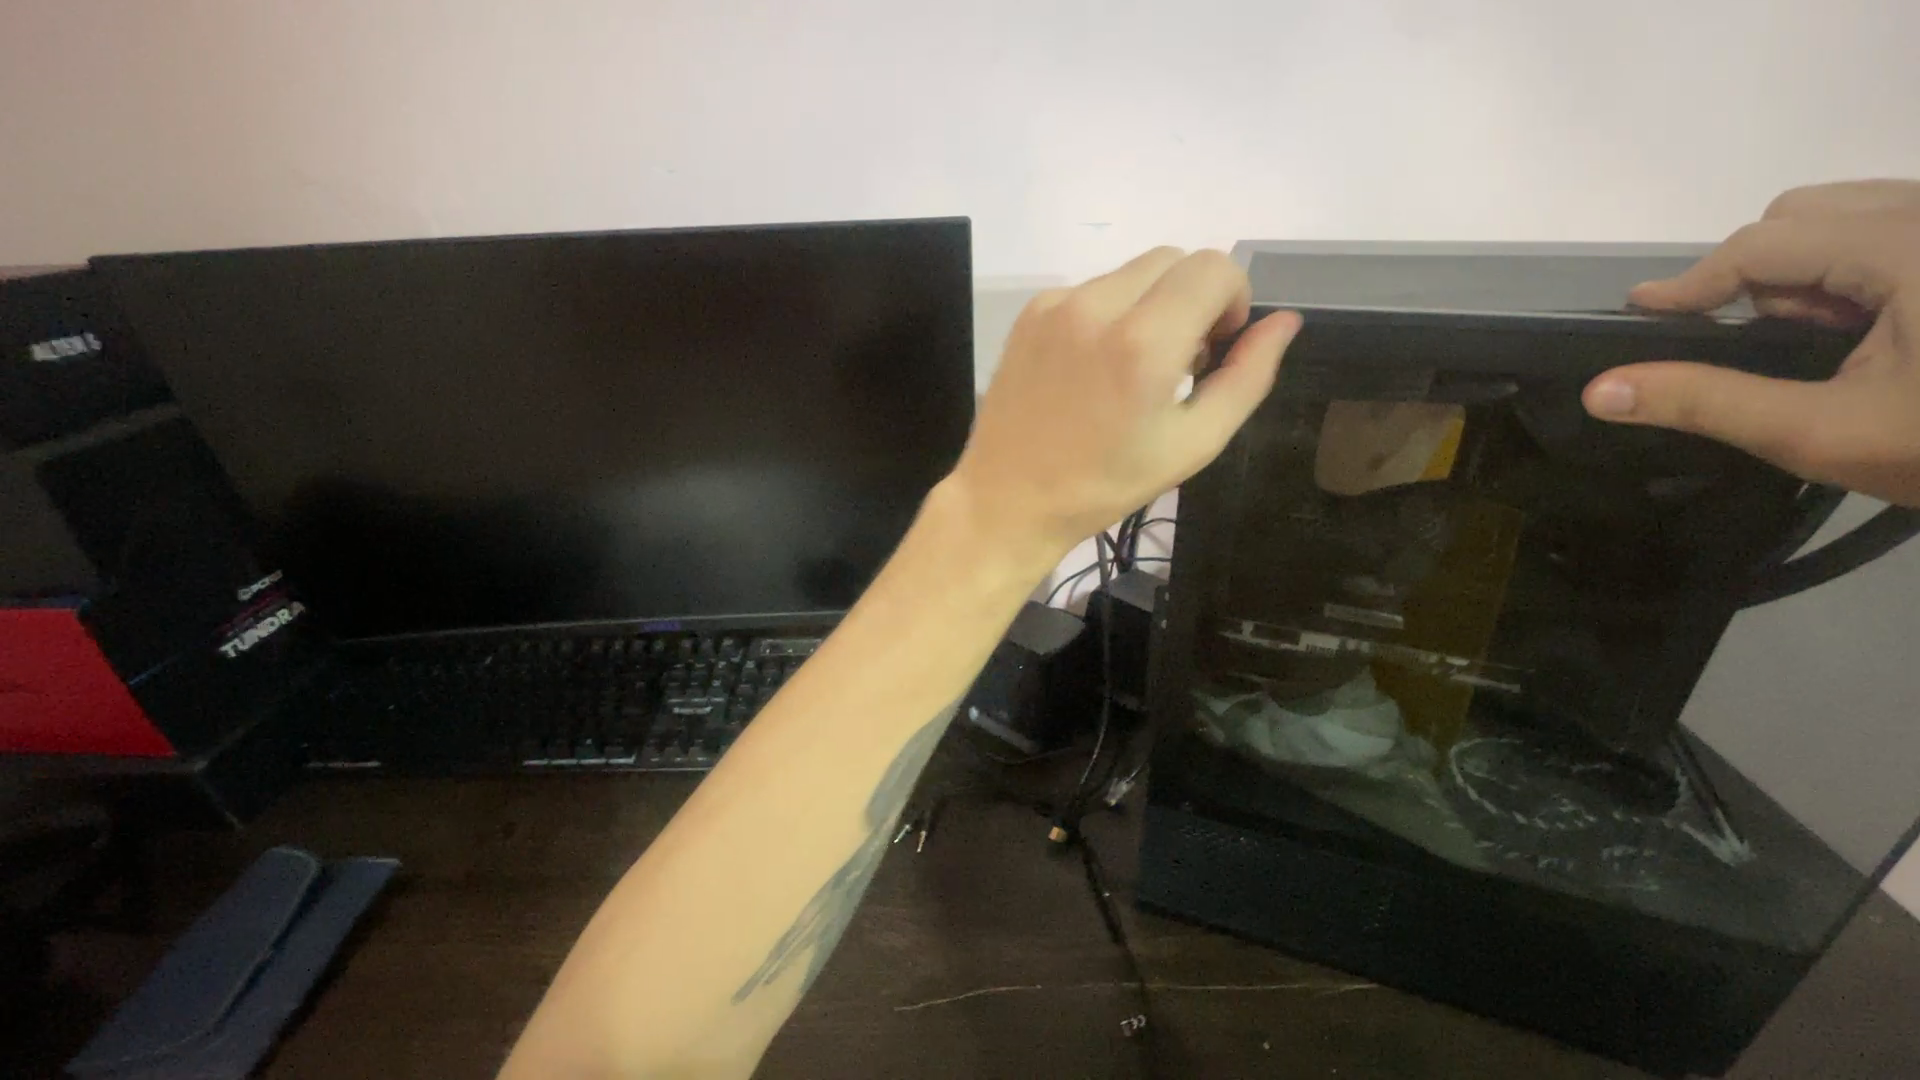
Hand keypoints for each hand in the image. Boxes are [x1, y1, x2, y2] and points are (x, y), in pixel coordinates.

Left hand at [952, 248, 1300, 554]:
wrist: (1010, 498)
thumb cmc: (1106, 483)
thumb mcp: (1193, 443)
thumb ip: (1247, 377)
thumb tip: (1284, 322)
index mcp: (1142, 342)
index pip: (1213, 267)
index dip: (1232, 298)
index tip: (1217, 345)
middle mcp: (1096, 307)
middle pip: (1174, 259)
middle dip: (1194, 298)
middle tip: (1182, 359)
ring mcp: (1056, 305)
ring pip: (1132, 272)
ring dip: (1152, 303)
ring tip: (1135, 366)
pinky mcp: (1031, 313)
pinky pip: (1091, 289)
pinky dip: (1110, 313)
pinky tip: (1096, 367)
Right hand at [1582, 179, 1919, 505]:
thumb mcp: (1824, 433)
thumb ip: (1707, 403)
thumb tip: (1600, 392)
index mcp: (1911, 249)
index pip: (1760, 243)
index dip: (1690, 283)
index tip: (1641, 314)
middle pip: (1803, 212)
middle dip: (1757, 274)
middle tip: (1762, 340)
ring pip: (1850, 215)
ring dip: (1804, 272)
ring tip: (1821, 336)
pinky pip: (1896, 231)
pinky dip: (1854, 271)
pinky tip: (1872, 326)